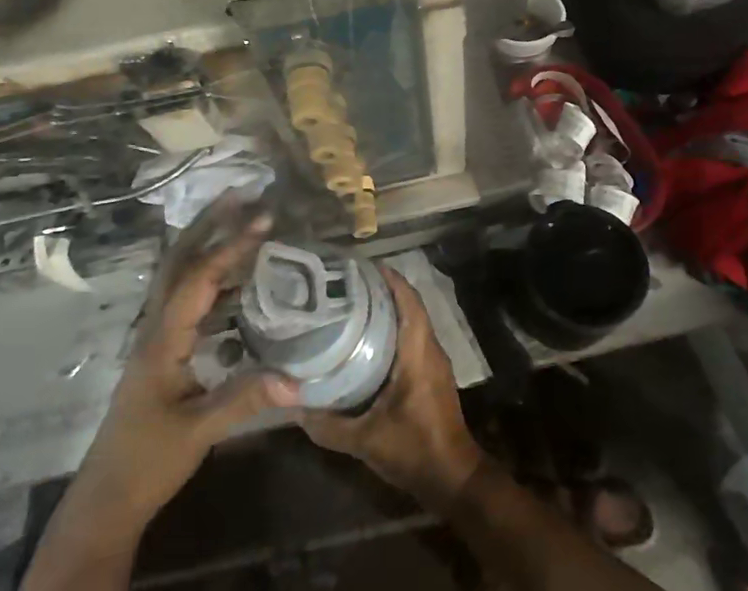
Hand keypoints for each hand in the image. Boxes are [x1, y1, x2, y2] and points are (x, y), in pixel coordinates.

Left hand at [72, 201, 300, 528]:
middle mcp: (155, 326)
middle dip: (209, 224)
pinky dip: (210, 274)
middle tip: (242, 195)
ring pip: (179, 274)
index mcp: (163, 339)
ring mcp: (157, 335)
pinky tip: (235, 277)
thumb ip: (244, 399)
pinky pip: (187, 296)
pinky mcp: (163, 348)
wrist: (109, 494)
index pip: (198, 280)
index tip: (263, 220)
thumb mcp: (199, 431)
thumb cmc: (149, 459)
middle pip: (178, 261)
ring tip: (240, 219)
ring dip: (207, 242)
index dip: (230, 248)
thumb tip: (298, 380)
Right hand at [301, 268, 485, 512]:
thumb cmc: (414, 450)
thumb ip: (328, 425)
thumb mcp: (365, 441)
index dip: (389, 279)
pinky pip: (413, 338)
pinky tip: (366, 338)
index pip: (409, 302)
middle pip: (410, 306)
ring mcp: (434, 363)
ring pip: (413, 321)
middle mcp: (430, 350)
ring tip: (352, 303)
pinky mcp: (432, 375)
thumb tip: (294, 406)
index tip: (361, 266)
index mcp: (419, 354)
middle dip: (382, 289)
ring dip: (389, 308)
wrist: (453, 480)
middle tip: (346, 284)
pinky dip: (394, 328)